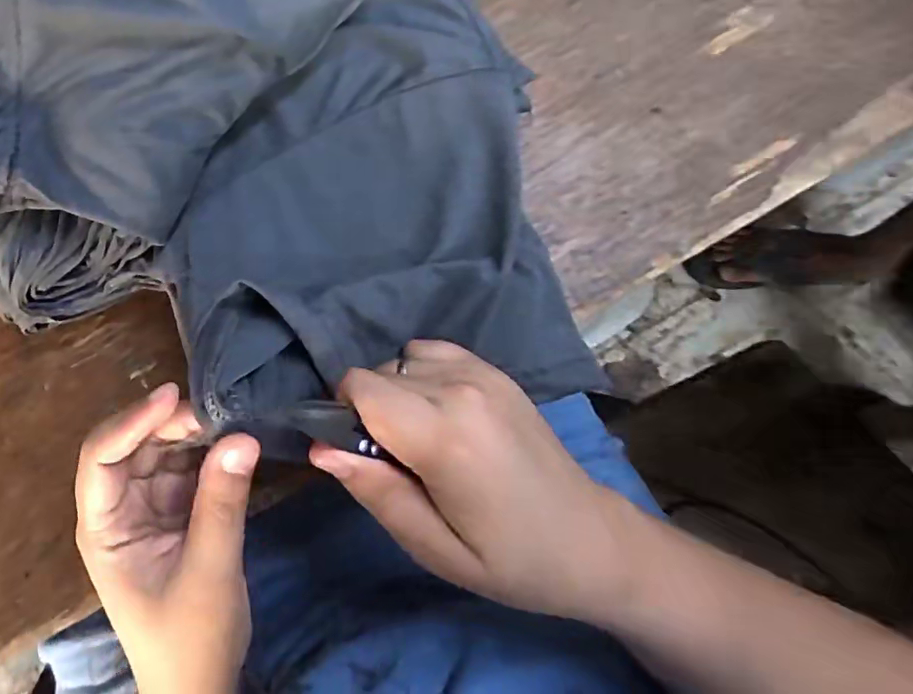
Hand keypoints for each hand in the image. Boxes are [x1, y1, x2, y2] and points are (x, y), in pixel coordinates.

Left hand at [74, 383, 260, 693]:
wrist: (201, 688)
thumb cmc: (190, 642)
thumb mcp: (209, 574)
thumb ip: (222, 504)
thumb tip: (243, 437)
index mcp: (103, 527)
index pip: (101, 457)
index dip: (131, 421)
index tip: (172, 396)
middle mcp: (118, 507)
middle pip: (133, 445)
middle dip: (169, 423)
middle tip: (217, 410)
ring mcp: (146, 506)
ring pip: (160, 449)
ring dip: (191, 432)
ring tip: (229, 418)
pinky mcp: (173, 509)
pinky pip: (185, 466)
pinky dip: (207, 450)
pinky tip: (231, 438)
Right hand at [308, 340, 645, 621]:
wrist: (592, 541)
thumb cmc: (510, 559)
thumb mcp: (435, 549)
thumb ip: (375, 491)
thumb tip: (320, 447)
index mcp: (445, 435)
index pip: (359, 386)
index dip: (344, 415)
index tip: (364, 455)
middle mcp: (460, 388)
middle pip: (376, 374)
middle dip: (370, 411)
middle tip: (401, 461)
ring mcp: (479, 371)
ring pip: (398, 361)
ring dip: (394, 393)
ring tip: (424, 437)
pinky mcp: (492, 367)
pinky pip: (426, 351)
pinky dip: (419, 375)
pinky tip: (442, 412)